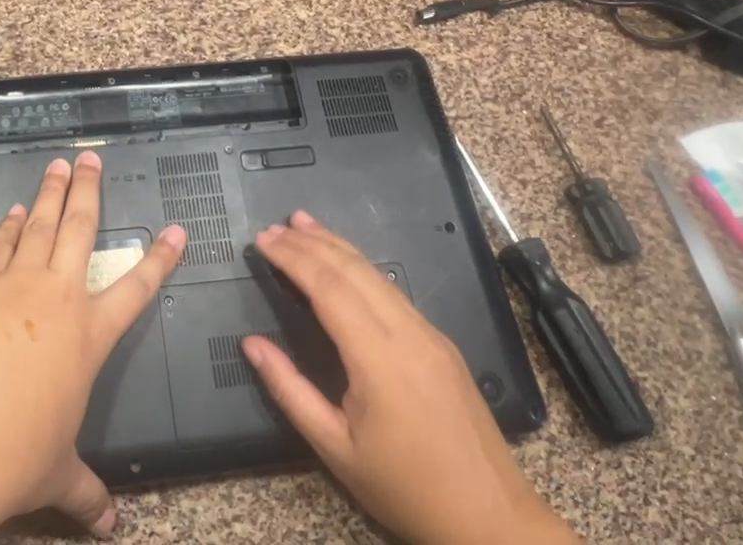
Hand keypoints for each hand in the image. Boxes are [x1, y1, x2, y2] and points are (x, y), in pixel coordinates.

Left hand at [0, 151, 184, 544]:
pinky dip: (8, 229)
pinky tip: (12, 216)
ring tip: (56, 166)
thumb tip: (109, 524)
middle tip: (90, 158)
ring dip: (48, 194)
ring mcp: (14, 286)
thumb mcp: (58, 475)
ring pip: (38, 225)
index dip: (160, 258)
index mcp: (91, 334)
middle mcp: (57, 297)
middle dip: (89, 190)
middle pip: (80, 229)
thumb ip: (87, 493)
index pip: (137, 287)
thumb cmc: (17, 454)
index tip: (176, 231)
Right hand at [243, 211, 577, 544]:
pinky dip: (360, 269)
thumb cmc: (406, 488)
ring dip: (337, 247)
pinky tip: (344, 266)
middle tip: (274, 228)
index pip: (329, 288)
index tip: (262, 241)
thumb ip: (290, 390)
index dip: (293, 259)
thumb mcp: (335, 448)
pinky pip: (393, 292)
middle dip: (311, 243)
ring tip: (304, 226)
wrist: (490, 518)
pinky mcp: (442, 343)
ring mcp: (430, 334)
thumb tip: (253, 345)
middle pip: (353, 270)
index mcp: (380, 358)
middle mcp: (408, 333)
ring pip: (377, 275)